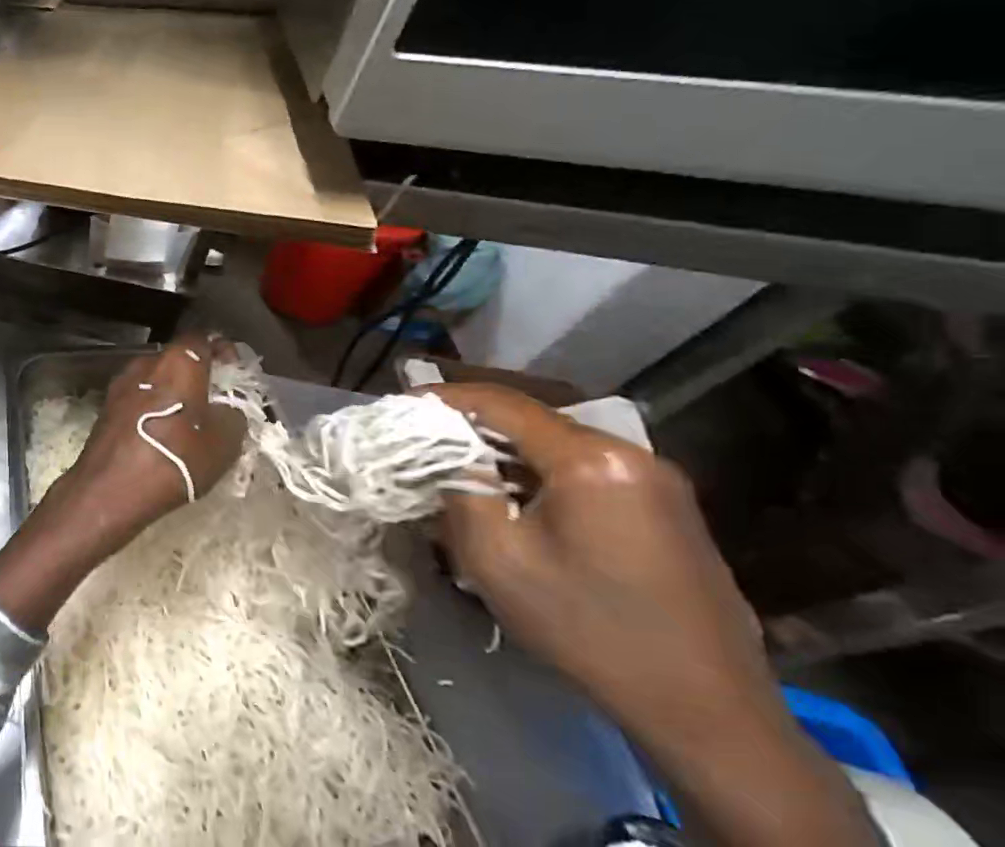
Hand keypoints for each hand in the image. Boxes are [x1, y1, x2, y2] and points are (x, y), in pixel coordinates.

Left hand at [0, 335, 245, 631]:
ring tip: (189, 420)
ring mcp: (121, 383)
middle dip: (198, 375)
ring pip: (156, 379)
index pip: (204, 339)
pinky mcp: (107, 406)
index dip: (223, 351)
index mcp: (179, 361)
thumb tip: (227, 410)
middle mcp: (146, 362)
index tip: (234, 373)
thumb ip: (233, 415)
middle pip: (178, 358)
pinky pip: (139, 398)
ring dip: (173, 392)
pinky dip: (153, 408)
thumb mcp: (224, 443)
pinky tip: (163, 433)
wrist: (110, 490)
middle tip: (215, 400)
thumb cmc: (175, 460)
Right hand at [428, 383, 875, 846]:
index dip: (446, 398)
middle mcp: (632, 453)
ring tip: (461, 468)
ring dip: (506, 450)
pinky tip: (514, 498)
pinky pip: (585, 469)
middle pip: (533, 418)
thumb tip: (442, 453)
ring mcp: (657, 480)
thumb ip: (460, 490)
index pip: (502, 403)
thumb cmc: (586, 628)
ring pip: (558, 444)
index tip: (403, 404)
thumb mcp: (497, 559)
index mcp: (591, 460)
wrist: (703, 707)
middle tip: (424, 438)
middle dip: (473, 424)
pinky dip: (539, 471)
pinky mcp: (666, 507)